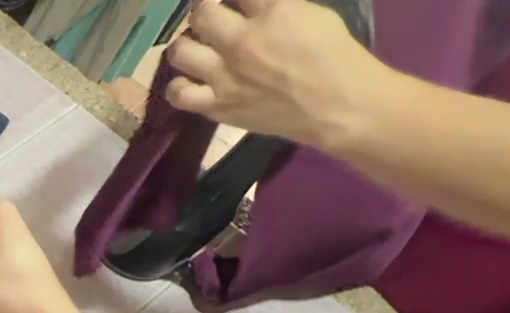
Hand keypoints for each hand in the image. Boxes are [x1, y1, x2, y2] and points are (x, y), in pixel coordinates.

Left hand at [165, 0, 389, 149]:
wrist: (332, 102)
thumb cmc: (330, 53)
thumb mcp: (309, 12)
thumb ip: (275, 5)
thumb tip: (248, 5)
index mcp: (273, 10)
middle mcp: (241, 40)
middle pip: (201, 15)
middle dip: (201, 9)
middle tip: (207, 16)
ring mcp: (222, 75)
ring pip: (180, 52)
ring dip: (183, 44)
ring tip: (193, 45)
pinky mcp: (214, 105)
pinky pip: (178, 94)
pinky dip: (177, 85)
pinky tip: (186, 81)